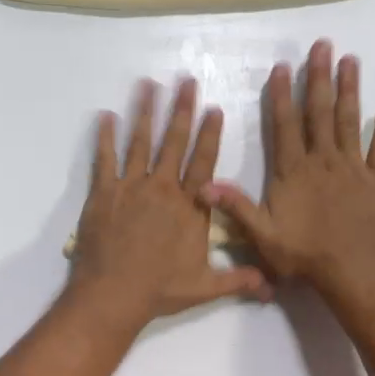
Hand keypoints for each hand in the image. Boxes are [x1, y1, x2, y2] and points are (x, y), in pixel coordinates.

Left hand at [68, 78, 269, 325]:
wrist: (113, 294)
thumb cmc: (160, 290)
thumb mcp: (205, 288)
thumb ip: (238, 280)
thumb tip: (271, 287)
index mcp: (190, 208)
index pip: (204, 163)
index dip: (210, 135)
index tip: (214, 109)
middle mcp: (162, 189)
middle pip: (174, 142)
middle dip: (181, 110)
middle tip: (185, 81)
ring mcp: (131, 188)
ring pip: (140, 142)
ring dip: (145, 112)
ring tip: (148, 84)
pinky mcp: (103, 194)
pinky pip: (104, 159)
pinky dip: (104, 137)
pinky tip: (106, 116)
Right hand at [206, 40, 374, 298]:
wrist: (353, 272)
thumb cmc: (304, 256)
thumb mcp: (262, 236)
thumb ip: (235, 207)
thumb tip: (202, 186)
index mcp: (293, 172)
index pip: (284, 126)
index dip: (282, 96)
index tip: (282, 67)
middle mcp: (323, 161)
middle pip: (319, 113)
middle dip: (319, 78)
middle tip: (322, 46)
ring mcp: (353, 168)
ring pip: (350, 121)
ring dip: (349, 90)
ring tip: (350, 60)